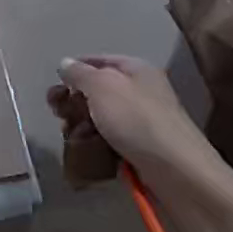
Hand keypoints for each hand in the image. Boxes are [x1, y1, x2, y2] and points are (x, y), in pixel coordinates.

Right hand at [46, 56, 214, 186]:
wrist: (176, 170)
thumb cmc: (136, 119)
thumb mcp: (102, 86)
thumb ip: (79, 73)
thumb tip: (65, 63)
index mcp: (135, 69)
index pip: (98, 61)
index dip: (74, 71)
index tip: (56, 89)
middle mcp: (140, 91)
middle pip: (97, 92)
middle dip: (75, 104)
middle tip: (61, 117)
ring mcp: (141, 121)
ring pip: (100, 119)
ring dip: (82, 128)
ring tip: (72, 138)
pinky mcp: (141, 149)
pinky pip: (110, 142)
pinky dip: (96, 146)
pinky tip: (88, 154)